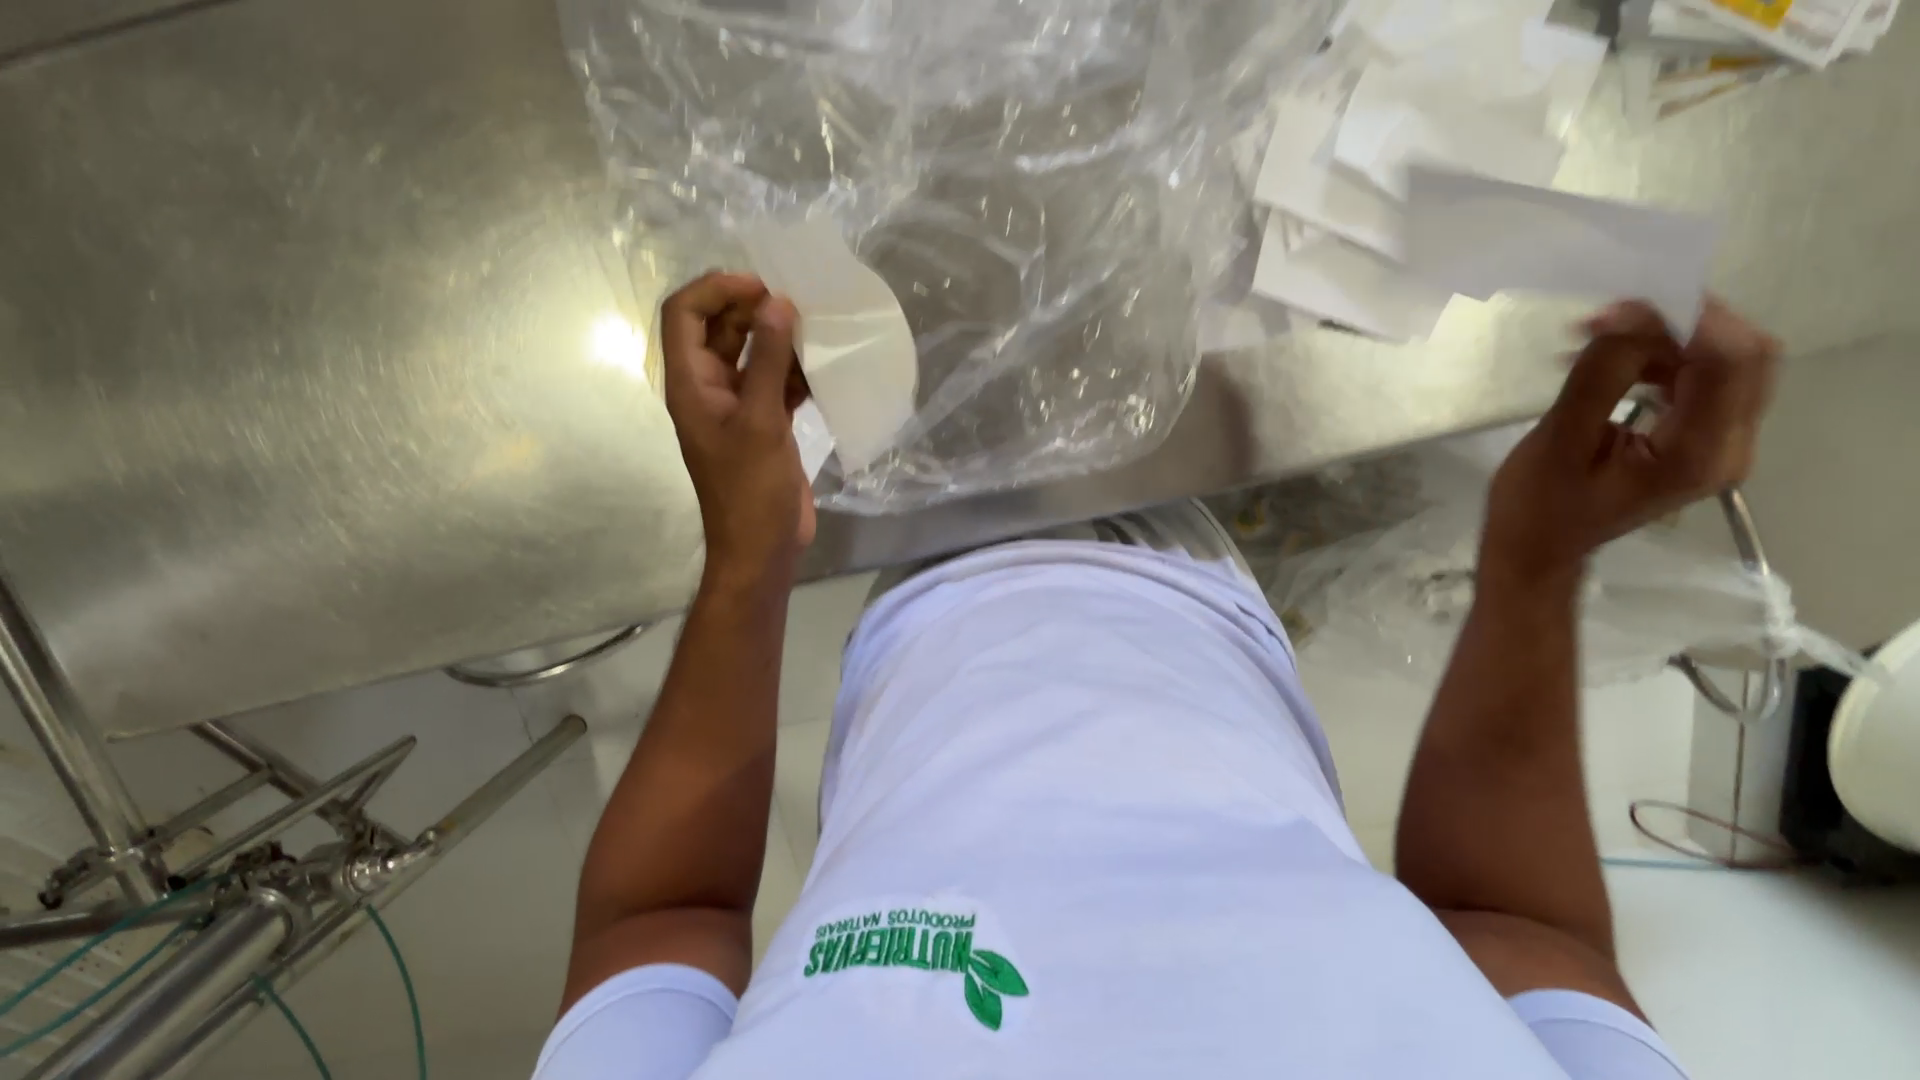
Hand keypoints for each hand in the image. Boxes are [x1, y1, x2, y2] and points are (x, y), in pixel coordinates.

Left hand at [660, 272, 815, 585]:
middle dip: (753, 309)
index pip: (683, 313)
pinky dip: (795, 372)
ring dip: (779, 339)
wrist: (762, 549)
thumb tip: (777, 303)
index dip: (716, 289)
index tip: (761, 287)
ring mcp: (738, 407)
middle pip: (719, 328)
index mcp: (690, 384)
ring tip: (816, 331)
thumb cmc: (751, 490)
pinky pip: (775, 383)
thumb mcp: (759, 421)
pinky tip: (823, 369)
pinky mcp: (765, 425)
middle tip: (796, 303)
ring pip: (751, 354)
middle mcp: (708, 389)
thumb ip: (766, 360)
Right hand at [1480, 297, 1779, 592]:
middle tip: (1613, 315)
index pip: (1730, 361)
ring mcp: (1719, 442)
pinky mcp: (1699, 437)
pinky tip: (1612, 358)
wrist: (1536, 552)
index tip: (1616, 308)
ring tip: (1599, 336)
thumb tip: (1628, 313)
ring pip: (1725, 361)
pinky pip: (1701, 378)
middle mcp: (1729, 446)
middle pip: (1744, 355)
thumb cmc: (1537, 507)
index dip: (1684, 320)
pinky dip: (1661, 357)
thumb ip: (1601, 375)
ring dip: (1667, 337)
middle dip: (1683, 322)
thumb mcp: (1560, 441)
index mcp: (1700, 454)